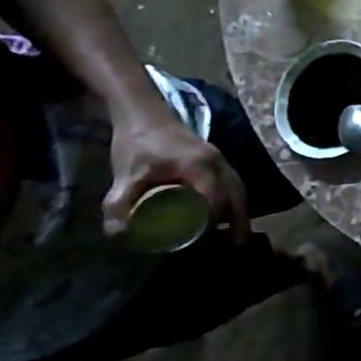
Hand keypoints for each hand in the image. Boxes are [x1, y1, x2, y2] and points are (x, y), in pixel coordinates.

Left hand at [102, 117, 248, 242]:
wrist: (145, 116)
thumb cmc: (137, 145)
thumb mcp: (124, 176)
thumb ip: (119, 205)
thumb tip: (122, 235)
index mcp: (200, 166)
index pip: (216, 198)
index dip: (213, 221)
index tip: (204, 240)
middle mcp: (218, 163)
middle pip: (237, 194)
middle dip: (240, 219)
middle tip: (238, 244)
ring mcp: (221, 160)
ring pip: (239, 188)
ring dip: (241, 210)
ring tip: (238, 234)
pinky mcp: (218, 160)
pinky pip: (235, 183)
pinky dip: (237, 200)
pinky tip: (230, 212)